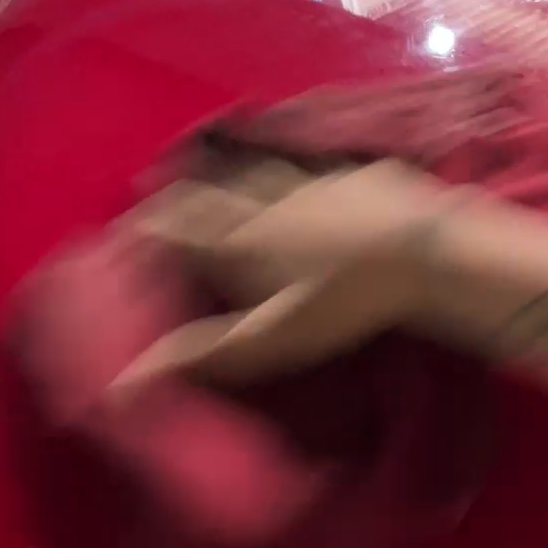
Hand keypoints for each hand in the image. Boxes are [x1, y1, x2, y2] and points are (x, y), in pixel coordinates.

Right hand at [124, 160, 468, 387]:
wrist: (425, 254)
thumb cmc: (344, 302)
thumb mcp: (273, 337)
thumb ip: (204, 350)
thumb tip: (123, 382)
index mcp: (241, 239)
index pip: (175, 224)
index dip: (146, 225)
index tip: (126, 228)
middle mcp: (269, 200)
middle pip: (211, 189)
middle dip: (180, 194)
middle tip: (161, 196)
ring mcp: (318, 180)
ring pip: (261, 170)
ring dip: (234, 174)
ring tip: (221, 176)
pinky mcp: (360, 173)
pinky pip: (319, 166)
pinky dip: (300, 170)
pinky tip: (311, 176)